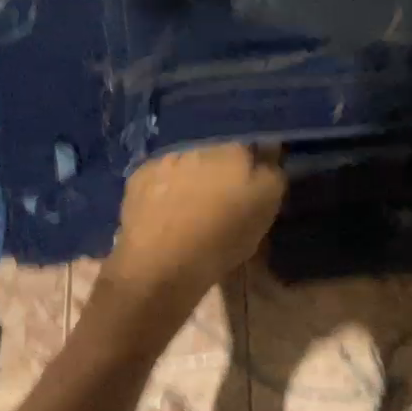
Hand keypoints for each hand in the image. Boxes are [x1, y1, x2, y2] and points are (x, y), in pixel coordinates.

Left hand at [104, 144, 286, 304]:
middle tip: (222, 198)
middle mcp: (201, 145)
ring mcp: (168, 158)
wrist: (159, 265)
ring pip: (188, 162)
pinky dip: (165, 187)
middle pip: (220, 153)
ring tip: (190, 206)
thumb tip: (269, 157)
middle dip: (222, 170)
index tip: (254, 186)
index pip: (254, 147)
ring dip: (193, 176)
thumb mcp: (265, 212)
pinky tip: (164, 210)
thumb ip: (272, 176)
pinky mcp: (140, 175)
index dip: (255, 166)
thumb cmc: (220, 241)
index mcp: (236, 151)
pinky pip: (160, 175)